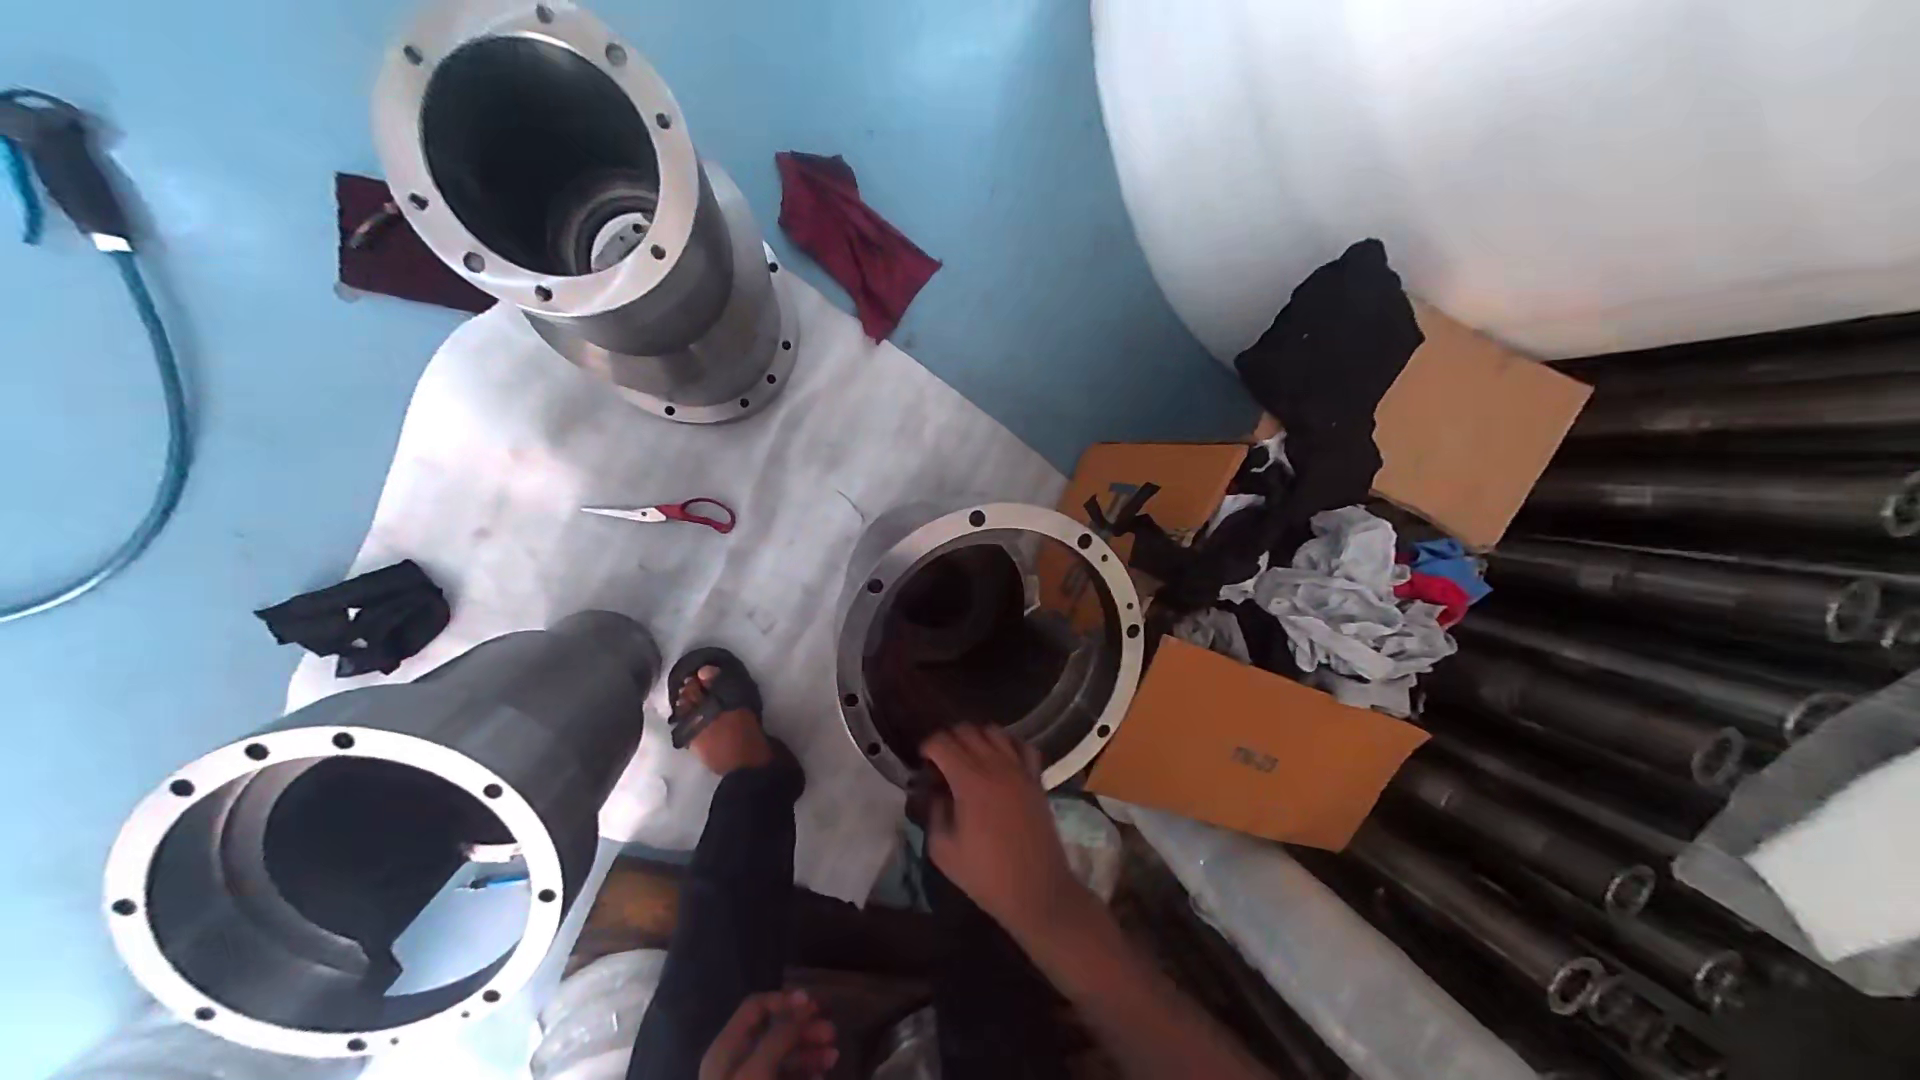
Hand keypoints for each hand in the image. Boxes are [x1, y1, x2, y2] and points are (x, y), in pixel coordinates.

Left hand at [698, 990, 837, 1079]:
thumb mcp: (757, 1073)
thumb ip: (779, 1035)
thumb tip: (804, 1002)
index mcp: (726, 1050)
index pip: (756, 1007)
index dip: (785, 1000)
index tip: (814, 1003)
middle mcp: (736, 1064)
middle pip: (774, 1030)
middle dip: (805, 1027)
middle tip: (832, 1031)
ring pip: (784, 1055)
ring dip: (811, 1050)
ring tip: (834, 1055)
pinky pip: (787, 1079)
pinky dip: (806, 1073)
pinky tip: (822, 1076)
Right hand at [920, 725, 1088, 938]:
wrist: (1037, 891)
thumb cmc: (985, 875)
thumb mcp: (943, 850)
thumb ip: (933, 812)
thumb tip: (933, 792)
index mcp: (969, 781)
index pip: (942, 742)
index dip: (927, 747)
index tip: (922, 762)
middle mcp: (995, 766)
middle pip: (967, 731)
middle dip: (948, 740)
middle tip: (941, 762)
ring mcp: (1020, 770)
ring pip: (994, 732)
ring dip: (976, 738)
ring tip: (969, 758)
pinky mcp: (1036, 779)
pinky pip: (1023, 746)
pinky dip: (1008, 744)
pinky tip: (1001, 760)